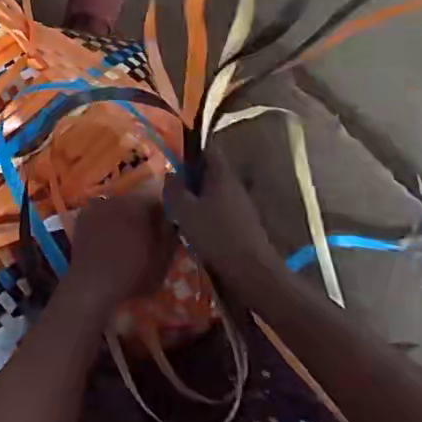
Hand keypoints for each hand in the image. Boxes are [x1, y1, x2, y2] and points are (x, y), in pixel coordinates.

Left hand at [62, 190, 172, 313]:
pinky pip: (99, 214)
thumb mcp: (162, 259)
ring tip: (125, 239)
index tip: (166, 230)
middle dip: (142, 215)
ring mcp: (95, 207)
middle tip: (146, 236)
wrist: (92, 284)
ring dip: (122, 218)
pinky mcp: (81, 218)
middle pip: (134, 202)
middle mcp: (115, 199)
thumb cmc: (133, 273)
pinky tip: (107, 239)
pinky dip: (105, 222)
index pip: (157, 201)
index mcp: (138, 205)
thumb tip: (172, 221)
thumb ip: (170, 235)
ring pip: (116, 207)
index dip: (163, 215)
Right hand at [163, 148, 278, 284]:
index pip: (208, 150)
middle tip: (171, 184)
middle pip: (211, 171)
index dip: (191, 150)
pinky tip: (194, 226)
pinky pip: (220, 208)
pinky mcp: (243, 223)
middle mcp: (234, 185)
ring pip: (215, 191)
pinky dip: (207, 211)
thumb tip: (170, 174)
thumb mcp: (184, 210)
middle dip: (191, 175)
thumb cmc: (215, 234)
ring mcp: (241, 205)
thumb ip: (174, 189)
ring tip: (179, 207)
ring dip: (198, 195)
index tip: (174, 157)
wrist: (251, 271)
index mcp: (221, 176)